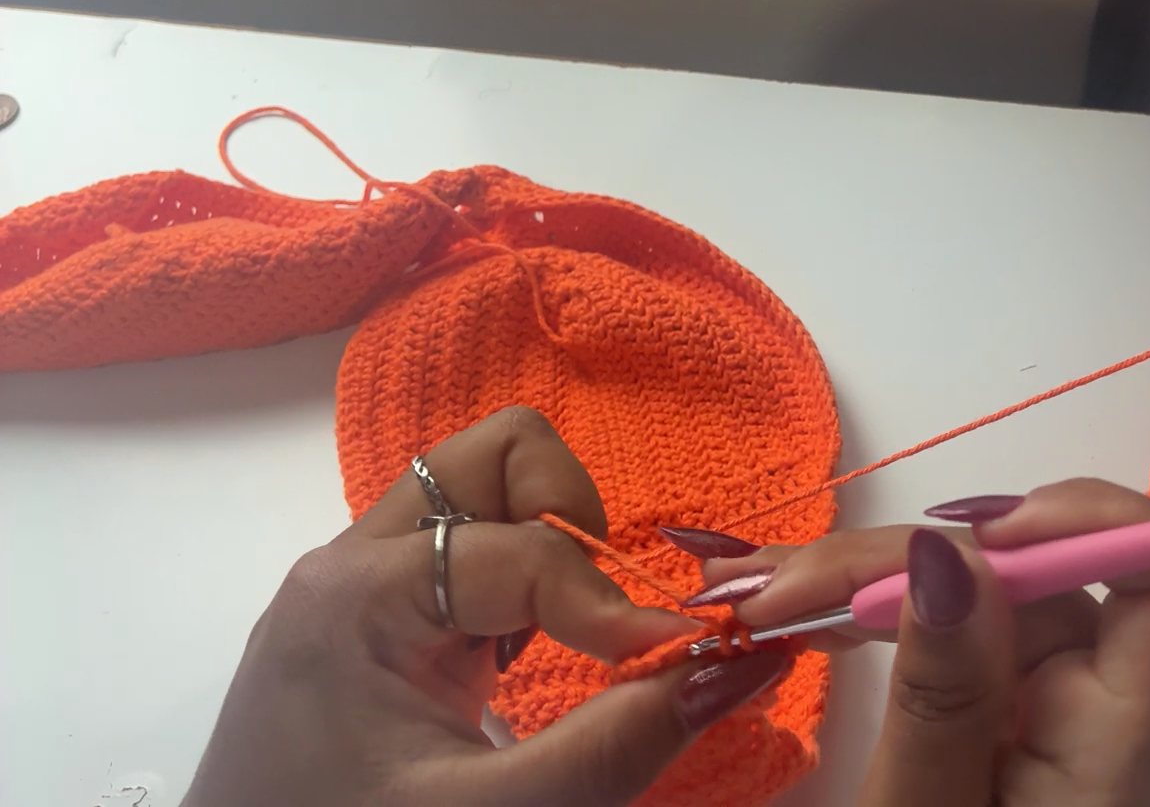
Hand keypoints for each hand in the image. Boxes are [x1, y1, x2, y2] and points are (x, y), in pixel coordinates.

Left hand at [183, 407, 793, 806]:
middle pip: (502, 452)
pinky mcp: (388, 600)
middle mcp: (357, 558)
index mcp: (358, 596)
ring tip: (550, 624)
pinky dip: (531, 560)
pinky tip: (517, 643)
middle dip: (571, 512)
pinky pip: (485, 525)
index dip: (610, 604)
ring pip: (496, 475)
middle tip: (586, 604)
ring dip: (553, 533)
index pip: (529, 552)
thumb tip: (747, 661)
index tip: (668, 658)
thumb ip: (618, 744)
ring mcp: (369, 573)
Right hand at [688, 479, 1149, 805]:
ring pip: (984, 583)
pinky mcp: (1029, 692)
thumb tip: (945, 551)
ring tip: (766, 598)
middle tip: (777, 590)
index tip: (965, 534)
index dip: (1084, 517)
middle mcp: (1117, 696)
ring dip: (872, 583)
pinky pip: (966, 618)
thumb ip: (943, 700)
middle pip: (1036, 567)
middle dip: (904, 560)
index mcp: (1132, 742)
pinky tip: (812, 617)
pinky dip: (887, 611)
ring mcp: (1070, 689)